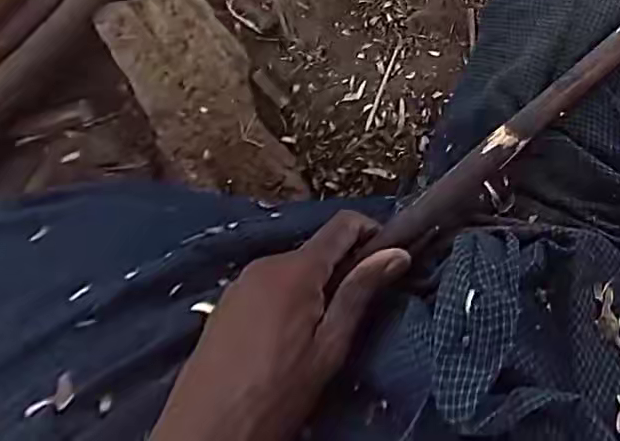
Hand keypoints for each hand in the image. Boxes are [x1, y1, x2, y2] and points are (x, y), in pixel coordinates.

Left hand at [153, 211, 410, 440]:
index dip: (373, 233)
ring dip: (316, 284)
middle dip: (344, 266)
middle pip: (320, 247)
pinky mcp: (222, 309)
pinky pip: (270, 286)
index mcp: (294, 269)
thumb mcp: (328, 347)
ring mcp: (238, 287)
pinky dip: (289, 297)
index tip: (386, 262)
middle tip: (355, 307)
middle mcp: (264, 266)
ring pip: (296, 268)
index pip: (345, 223)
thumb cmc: (272, 397)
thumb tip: (398, 251)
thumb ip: (360, 291)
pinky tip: (286, 338)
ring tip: (319, 329)